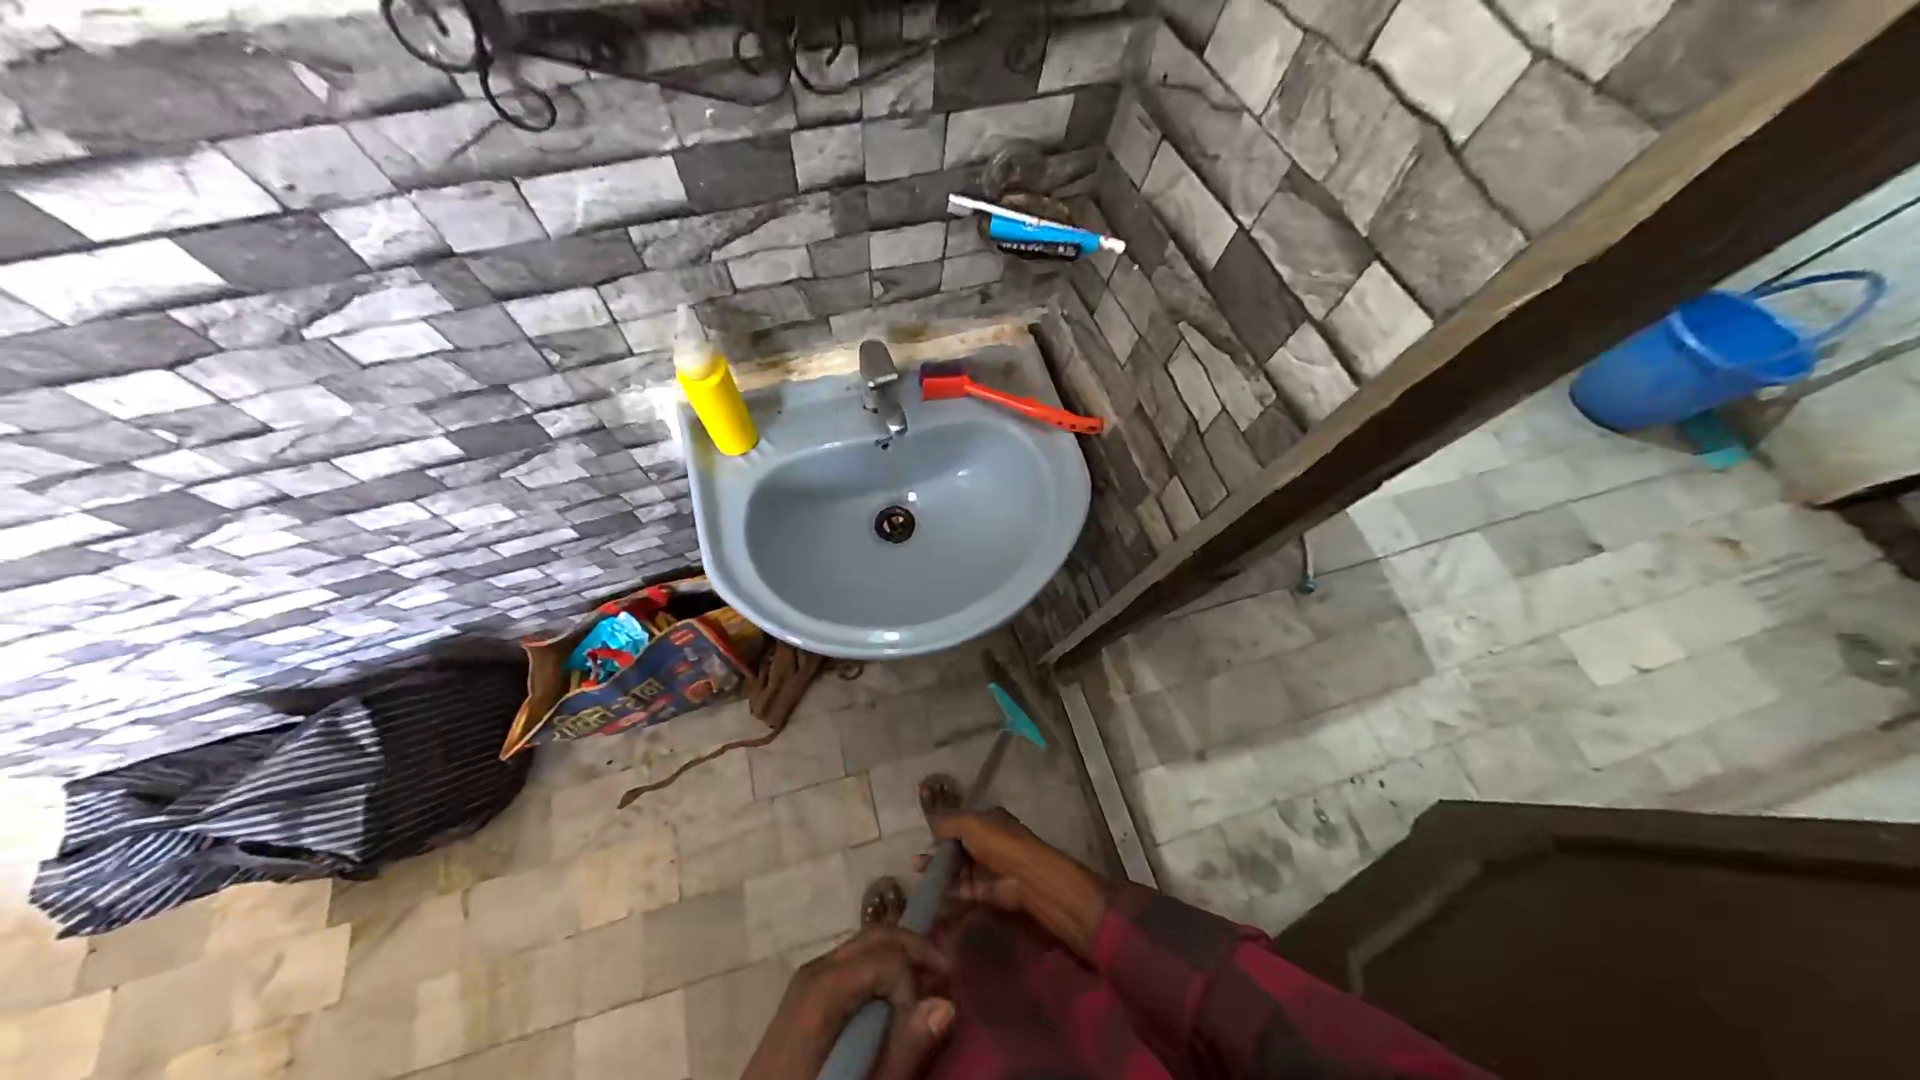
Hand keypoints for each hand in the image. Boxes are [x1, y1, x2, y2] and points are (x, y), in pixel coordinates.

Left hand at [742, 926, 954, 1079]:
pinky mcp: (809, 990)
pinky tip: (895, 1001)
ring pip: (867, 943)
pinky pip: (855, 961)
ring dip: (902, 959)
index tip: (920, 1025)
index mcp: (823, 992)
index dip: (912, 984)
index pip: (887, 956)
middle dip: (917, 953)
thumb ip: (902, 1051)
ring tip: (927, 991)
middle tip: (945, 984)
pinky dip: (883, 970)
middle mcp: (815, 970)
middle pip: (878, 936)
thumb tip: (946, 1004)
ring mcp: (809, 976)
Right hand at [925, 808, 1108, 957]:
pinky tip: (930, 887)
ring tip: (918, 870)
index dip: (943, 829)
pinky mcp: (984, 891)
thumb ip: (947, 822)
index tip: (925, 836)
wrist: (1025, 876)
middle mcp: (987, 842)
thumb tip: (930, 823)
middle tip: (917, 860)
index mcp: (988, 820)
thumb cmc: (999, 842)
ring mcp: (986, 867)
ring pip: (957, 868)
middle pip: (957, 847)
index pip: (961, 823)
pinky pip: (961, 887)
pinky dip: (946, 887)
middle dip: (937, 852)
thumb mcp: (970, 823)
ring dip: (938, 870)